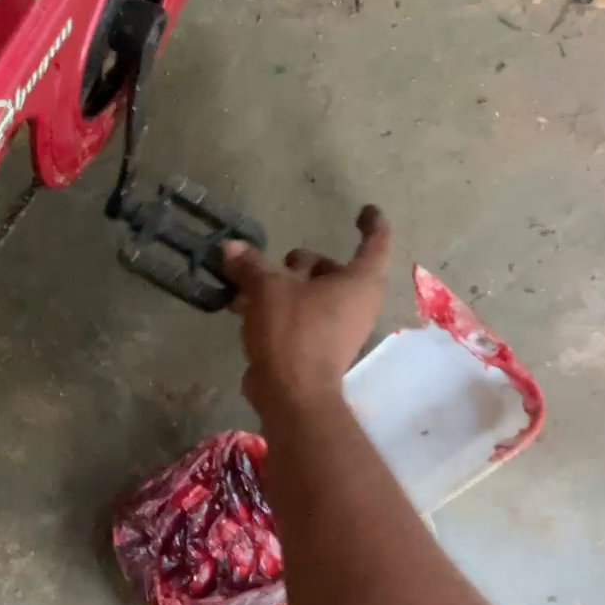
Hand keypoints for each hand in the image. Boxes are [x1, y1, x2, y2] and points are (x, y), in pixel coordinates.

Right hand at [218, 206, 393, 419]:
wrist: (292, 393)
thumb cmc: (292, 333)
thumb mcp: (266, 290)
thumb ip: (250, 266)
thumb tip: (229, 246)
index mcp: (359, 280)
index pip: (375, 241)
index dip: (371, 223)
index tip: (363, 211)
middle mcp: (358, 303)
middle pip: (334, 271)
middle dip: (303, 264)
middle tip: (275, 263)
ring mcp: (341, 329)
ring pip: (314, 297)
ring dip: (284, 290)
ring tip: (248, 290)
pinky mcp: (321, 349)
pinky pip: (303, 319)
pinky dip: (282, 312)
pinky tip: (248, 313)